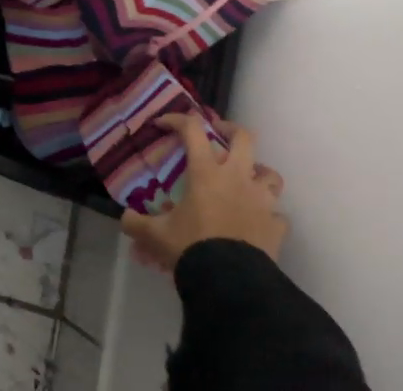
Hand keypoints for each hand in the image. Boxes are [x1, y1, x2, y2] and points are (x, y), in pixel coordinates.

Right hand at [120, 115, 286, 271]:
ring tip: (246, 179)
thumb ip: (136, 223)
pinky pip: (277, 214)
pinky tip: (257, 221)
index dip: (176, 120)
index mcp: (206, 172)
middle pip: (244, 138)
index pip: (192, 130)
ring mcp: (261, 201)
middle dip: (231, 130)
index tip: (162, 124)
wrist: (231, 282)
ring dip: (258, 172)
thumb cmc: (191, 247)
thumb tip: (125, 219)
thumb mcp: (155, 235)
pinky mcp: (276, 226)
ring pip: (270, 173)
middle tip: (218, 134)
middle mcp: (237, 178)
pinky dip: (268, 214)